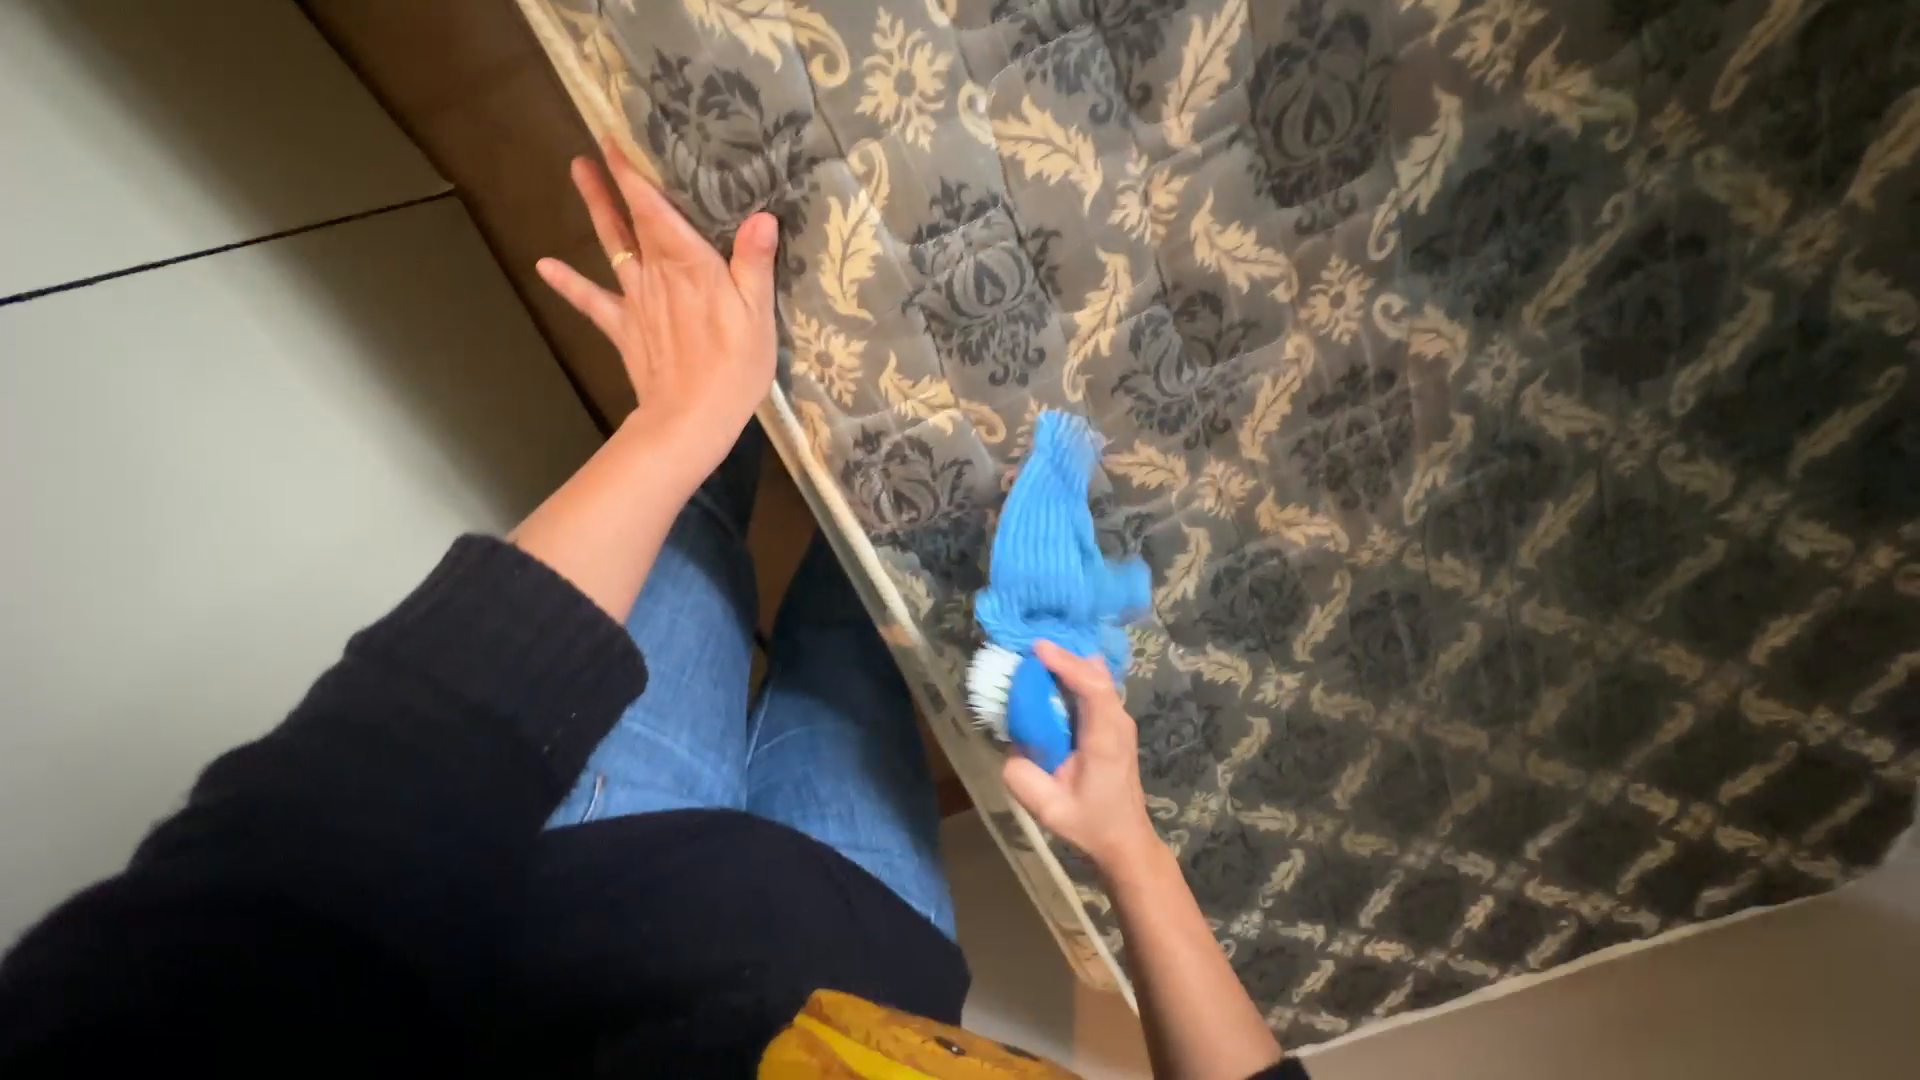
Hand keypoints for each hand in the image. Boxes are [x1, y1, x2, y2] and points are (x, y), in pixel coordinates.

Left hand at [536, 138, 778, 485]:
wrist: (691, 418)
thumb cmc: (733, 368)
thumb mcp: (758, 317)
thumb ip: (755, 265)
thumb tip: (762, 217)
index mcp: (689, 266)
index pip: (656, 210)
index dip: (636, 175)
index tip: (618, 141)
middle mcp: (656, 275)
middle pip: (631, 221)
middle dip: (614, 183)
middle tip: (596, 147)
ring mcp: (635, 301)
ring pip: (612, 246)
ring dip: (596, 210)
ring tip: (578, 173)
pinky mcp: (625, 330)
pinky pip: (593, 302)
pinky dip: (569, 284)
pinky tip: (547, 266)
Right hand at [1001, 641, 1160, 873]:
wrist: (1125, 838)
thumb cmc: (1091, 823)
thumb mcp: (1049, 808)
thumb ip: (1022, 777)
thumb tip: (1010, 745)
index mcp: (1105, 739)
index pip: (1093, 687)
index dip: (1066, 663)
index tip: (1038, 649)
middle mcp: (1118, 722)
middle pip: (1096, 673)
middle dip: (1064, 657)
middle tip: (1028, 652)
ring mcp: (1119, 720)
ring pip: (1097, 676)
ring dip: (1069, 664)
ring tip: (1036, 661)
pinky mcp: (1114, 722)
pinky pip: (1095, 686)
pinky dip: (1073, 674)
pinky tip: (1051, 677)